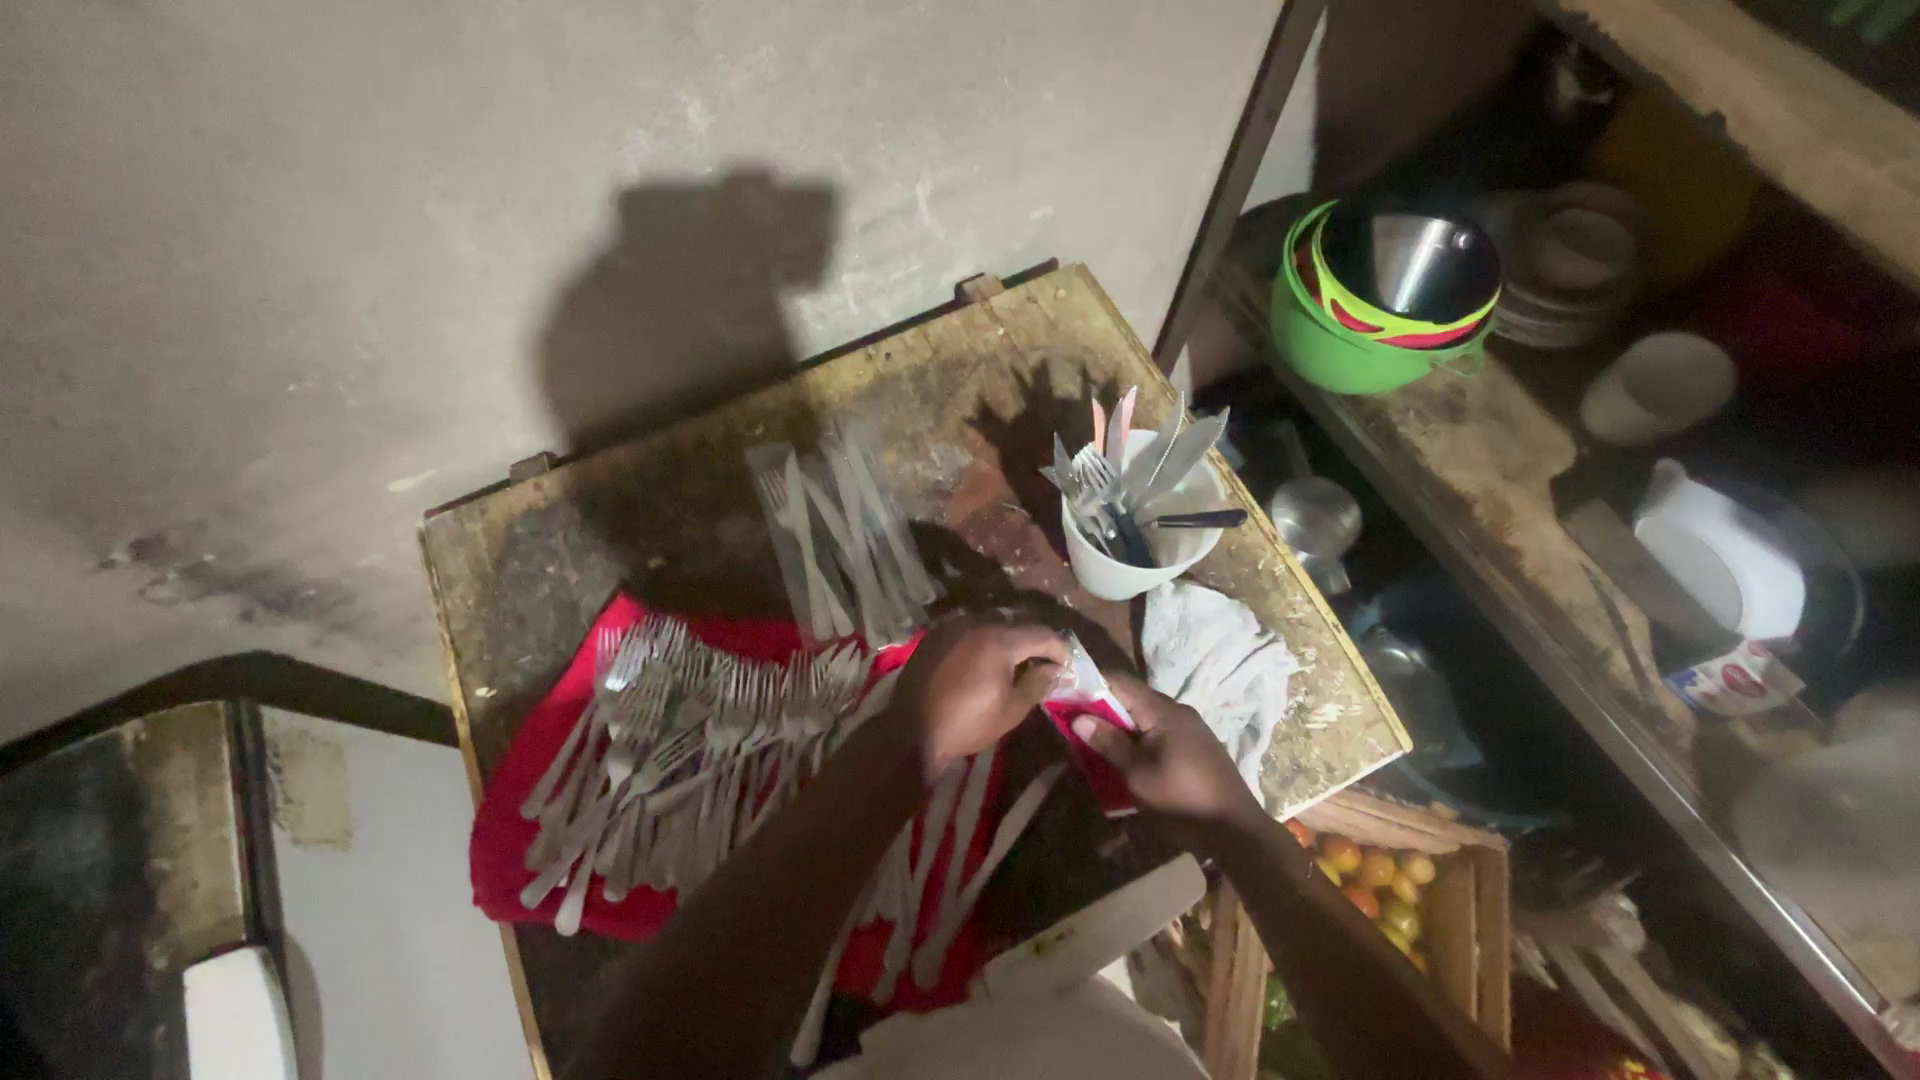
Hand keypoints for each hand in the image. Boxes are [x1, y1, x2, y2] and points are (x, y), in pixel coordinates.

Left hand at [887, 612, 1069, 782]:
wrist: (912, 731)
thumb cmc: (967, 723)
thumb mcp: (1012, 709)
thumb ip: (1038, 683)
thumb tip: (1054, 669)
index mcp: (1000, 639)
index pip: (1042, 633)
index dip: (1059, 648)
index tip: (1066, 664)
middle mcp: (976, 622)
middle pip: (1017, 620)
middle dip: (1034, 638)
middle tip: (1042, 660)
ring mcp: (952, 625)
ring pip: (991, 619)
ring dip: (1007, 634)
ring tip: (1014, 658)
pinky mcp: (935, 634)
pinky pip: (967, 625)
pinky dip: (982, 635)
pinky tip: (983, 656)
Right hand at [1072, 672, 1267, 852]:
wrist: (1236, 828)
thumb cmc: (1181, 799)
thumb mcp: (1137, 774)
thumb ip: (1108, 743)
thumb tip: (1079, 716)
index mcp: (1162, 710)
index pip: (1119, 681)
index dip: (1090, 683)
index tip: (1065, 694)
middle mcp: (1178, 710)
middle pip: (1131, 698)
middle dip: (1101, 708)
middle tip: (1076, 726)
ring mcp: (1190, 727)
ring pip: (1145, 716)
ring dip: (1119, 726)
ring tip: (1096, 745)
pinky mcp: (1196, 745)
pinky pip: (1159, 731)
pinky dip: (1138, 738)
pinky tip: (1127, 759)